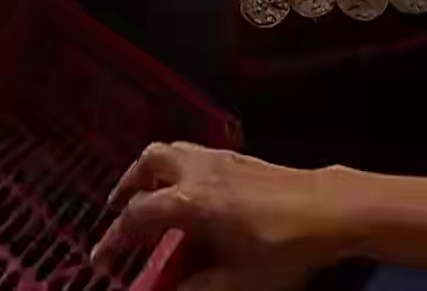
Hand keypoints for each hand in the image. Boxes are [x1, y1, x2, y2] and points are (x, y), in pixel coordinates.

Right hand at [94, 143, 350, 290]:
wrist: (324, 208)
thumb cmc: (283, 246)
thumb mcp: (237, 282)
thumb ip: (197, 286)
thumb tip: (171, 290)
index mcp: (192, 201)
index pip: (138, 214)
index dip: (115, 237)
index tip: (102, 256)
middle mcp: (200, 171)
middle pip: (150, 161)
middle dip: (129, 184)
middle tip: (119, 209)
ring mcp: (219, 159)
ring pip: (172, 149)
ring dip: (153, 170)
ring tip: (148, 196)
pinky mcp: (236, 157)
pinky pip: (193, 152)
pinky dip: (177, 167)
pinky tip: (188, 193)